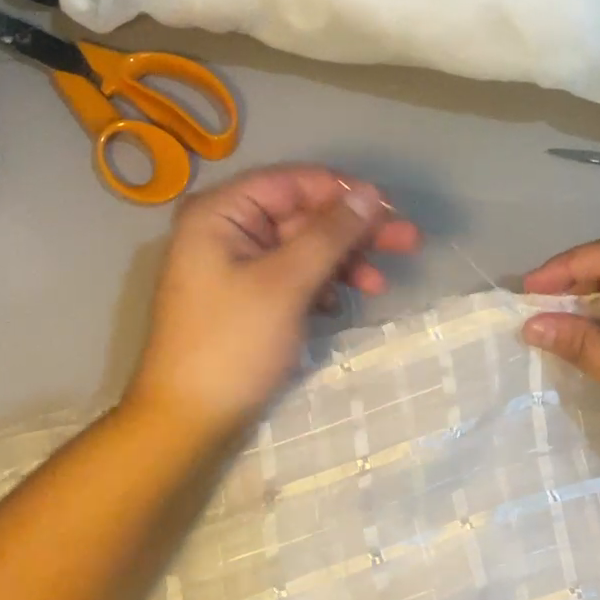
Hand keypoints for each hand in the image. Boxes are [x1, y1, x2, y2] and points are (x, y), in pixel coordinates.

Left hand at [122, 164, 421, 437]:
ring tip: (379, 286)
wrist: (190, 417)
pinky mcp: (247, 301)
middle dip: (353, 232)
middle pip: (302, 216)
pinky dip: (321, 288)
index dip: (345, 192)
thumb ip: (330, 235)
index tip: (392, 210)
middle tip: (409, 242)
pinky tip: (340, 306)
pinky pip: (293, 280)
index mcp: (221, 213)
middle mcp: (226, 231)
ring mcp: (235, 268)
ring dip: (343, 263)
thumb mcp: (286, 284)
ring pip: (302, 250)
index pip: (293, 182)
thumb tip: (371, 195)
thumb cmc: (233, 344)